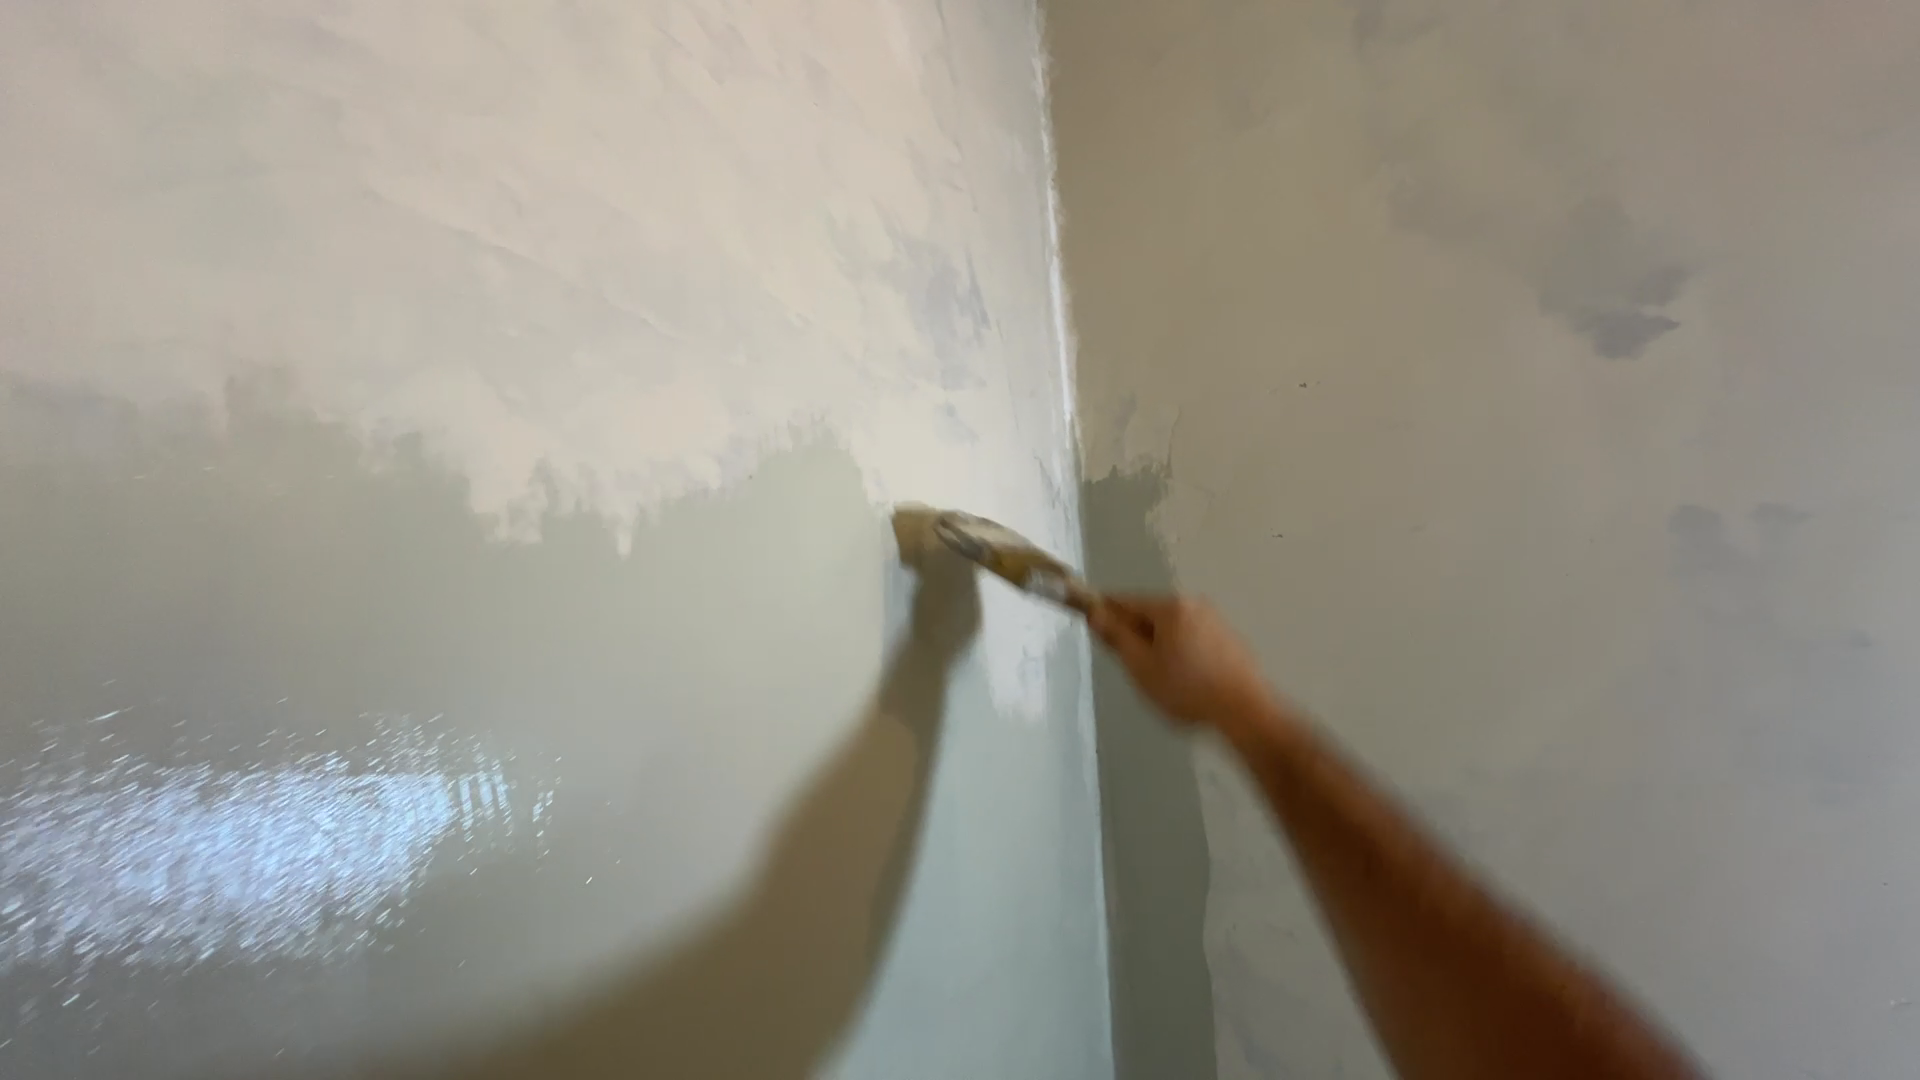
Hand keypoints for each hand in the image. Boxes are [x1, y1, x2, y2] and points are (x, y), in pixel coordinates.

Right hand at [1087, 593, 1275, 728]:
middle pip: (1150, 616)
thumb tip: (1095, 613)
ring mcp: (1216, 621)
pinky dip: (1182, 655)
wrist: (1246, 712)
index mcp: (1170, 607)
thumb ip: (1116, 637)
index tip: (1094, 627)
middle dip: (1137, 637)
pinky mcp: (1230, 640)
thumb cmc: (1187, 689)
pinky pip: (1193, 640)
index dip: (1105, 613)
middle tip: (1134, 669)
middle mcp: (1194, 605)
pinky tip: (1187, 682)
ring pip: (1172, 630)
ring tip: (1163, 681)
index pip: (1125, 601)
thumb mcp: (1141, 666)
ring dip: (1160, 648)